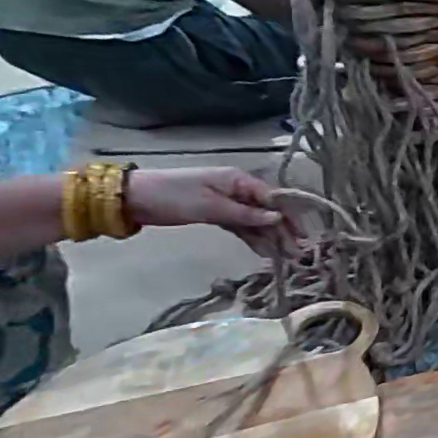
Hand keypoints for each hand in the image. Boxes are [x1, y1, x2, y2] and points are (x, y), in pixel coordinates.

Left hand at [124, 167, 308, 253]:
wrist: (134, 198)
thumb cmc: (174, 196)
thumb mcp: (211, 206)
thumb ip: (246, 214)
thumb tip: (278, 218)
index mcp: (240, 180)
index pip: (274, 199)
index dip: (290, 217)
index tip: (303, 237)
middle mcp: (239, 189)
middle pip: (268, 211)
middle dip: (284, 232)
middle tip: (297, 254)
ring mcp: (228, 202)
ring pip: (256, 221)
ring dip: (271, 238)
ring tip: (285, 258)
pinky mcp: (218, 213)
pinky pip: (242, 226)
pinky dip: (252, 238)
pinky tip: (264, 252)